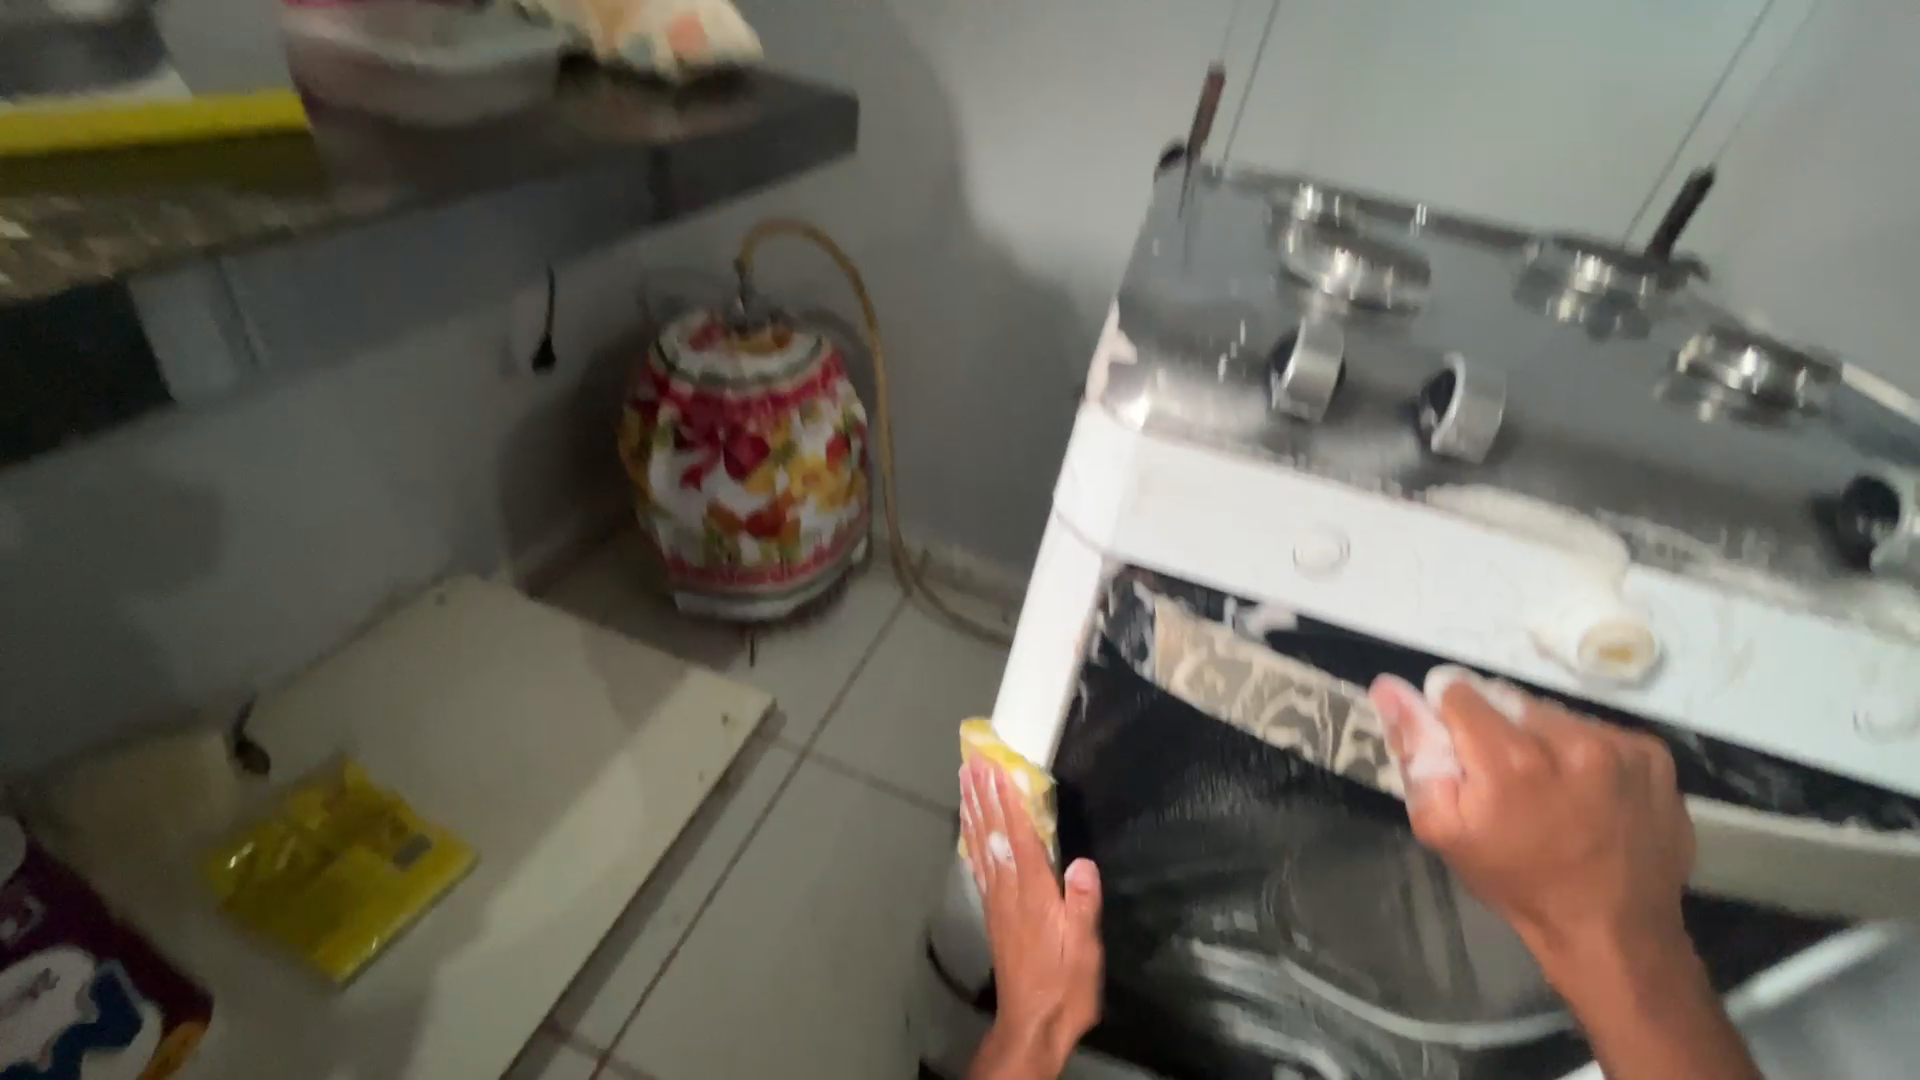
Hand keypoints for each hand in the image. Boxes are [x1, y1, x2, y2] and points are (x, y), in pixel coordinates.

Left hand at [959, 756, 1101, 1079]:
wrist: (1033, 1022)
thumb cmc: (1065, 985)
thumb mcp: (1084, 950)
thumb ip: (1083, 905)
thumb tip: (1083, 862)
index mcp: (1033, 892)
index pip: (1019, 835)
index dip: (1007, 799)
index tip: (997, 767)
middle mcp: (1009, 887)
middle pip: (993, 831)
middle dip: (983, 793)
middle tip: (971, 759)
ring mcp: (997, 898)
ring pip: (980, 842)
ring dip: (973, 807)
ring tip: (964, 778)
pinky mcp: (993, 909)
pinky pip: (979, 862)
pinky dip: (971, 836)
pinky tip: (968, 825)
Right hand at [1368, 668, 1695, 974]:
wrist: (1613, 931)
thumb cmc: (1514, 879)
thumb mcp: (1440, 825)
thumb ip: (1413, 749)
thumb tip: (1387, 687)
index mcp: (1510, 757)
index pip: (1458, 692)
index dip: (1447, 716)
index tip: (1454, 747)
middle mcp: (1569, 739)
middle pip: (1505, 699)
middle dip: (1492, 726)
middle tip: (1498, 774)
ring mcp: (1619, 746)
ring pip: (1549, 712)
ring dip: (1536, 734)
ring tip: (1542, 782)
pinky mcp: (1653, 756)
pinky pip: (1595, 728)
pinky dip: (1579, 748)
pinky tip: (1581, 786)